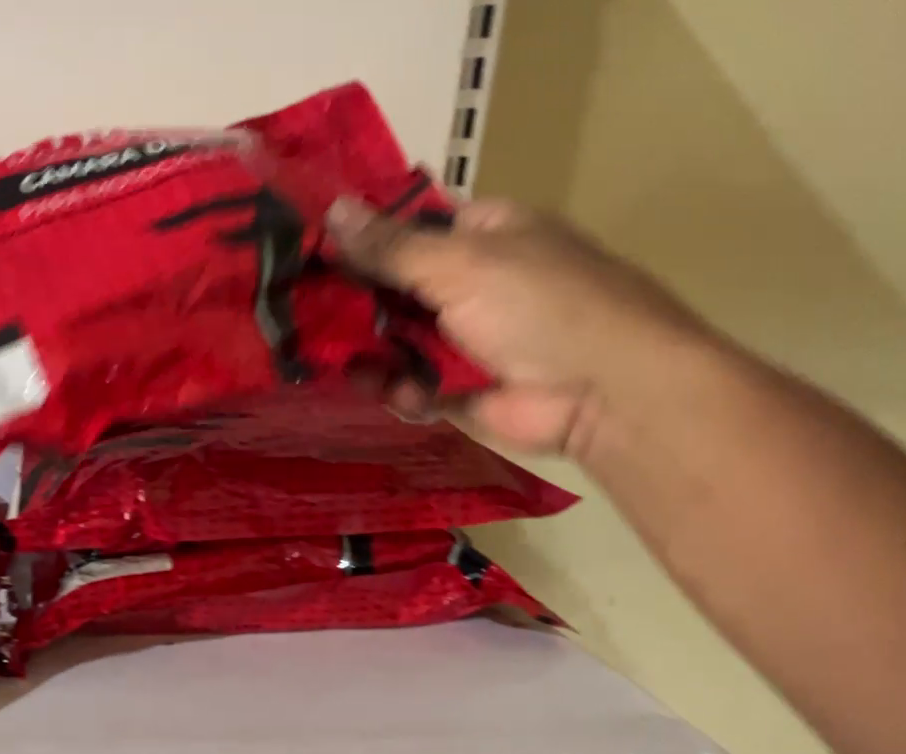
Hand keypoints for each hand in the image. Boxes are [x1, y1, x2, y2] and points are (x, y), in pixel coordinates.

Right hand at [326, 198, 725, 458]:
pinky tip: (403, 394)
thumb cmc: (540, 306)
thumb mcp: (461, 264)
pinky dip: (398, 390)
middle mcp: (467, 282)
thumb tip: (331, 207)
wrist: (604, 393)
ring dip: (367, 353)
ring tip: (349, 363)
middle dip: (351, 304)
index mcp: (480, 235)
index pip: (405, 229)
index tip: (307, 252)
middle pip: (388, 288)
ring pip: (389, 341)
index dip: (358, 240)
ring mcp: (460, 339)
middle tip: (301, 313)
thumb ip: (390, 246)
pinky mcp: (454, 388)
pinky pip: (406, 385)